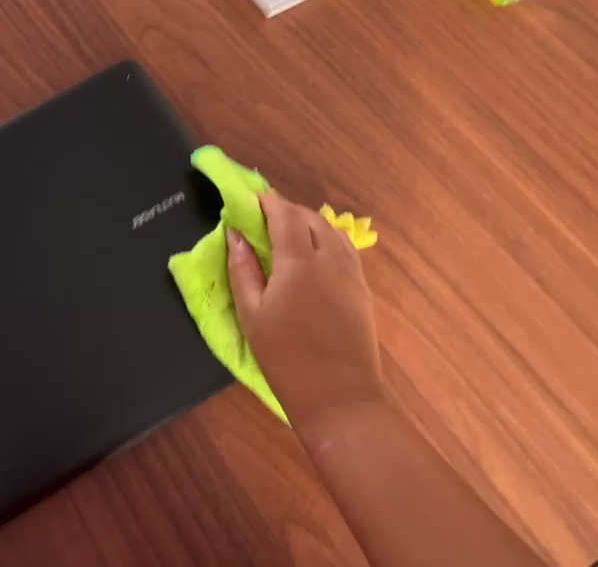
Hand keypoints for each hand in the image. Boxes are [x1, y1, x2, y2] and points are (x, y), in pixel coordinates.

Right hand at [226, 192, 383, 424]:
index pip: (285, 215)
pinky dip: (327, 239)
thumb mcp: (251, 313)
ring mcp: (352, 275)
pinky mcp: (363, 291)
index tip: (249, 199)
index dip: (267, 201)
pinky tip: (312, 255)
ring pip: (332, 231)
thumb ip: (242, 268)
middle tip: (263, 218)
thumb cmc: (285, 358)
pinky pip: (346, 250)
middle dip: (287, 210)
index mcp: (299, 263)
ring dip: (308, 222)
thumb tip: (235, 234)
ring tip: (287, 233)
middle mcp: (330, 260)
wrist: (339, 399)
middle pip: (310, 217)